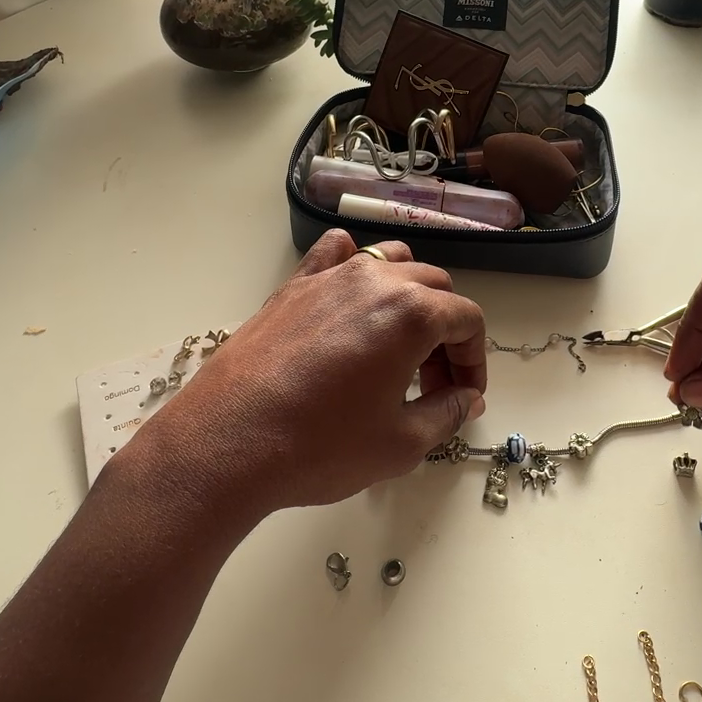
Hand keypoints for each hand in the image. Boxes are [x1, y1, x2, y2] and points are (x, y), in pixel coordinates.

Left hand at [127, 230, 486, 514]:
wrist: (226, 444)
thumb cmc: (320, 448)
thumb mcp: (401, 444)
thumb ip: (446, 413)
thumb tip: (466, 399)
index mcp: (411, 314)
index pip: (467, 319)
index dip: (475, 360)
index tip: (464, 395)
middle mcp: (375, 281)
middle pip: (434, 287)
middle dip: (445, 334)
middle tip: (432, 383)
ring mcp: (330, 277)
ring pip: (391, 261)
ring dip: (409, 296)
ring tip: (397, 342)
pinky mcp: (293, 286)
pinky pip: (334, 254)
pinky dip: (353, 264)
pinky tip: (350, 293)